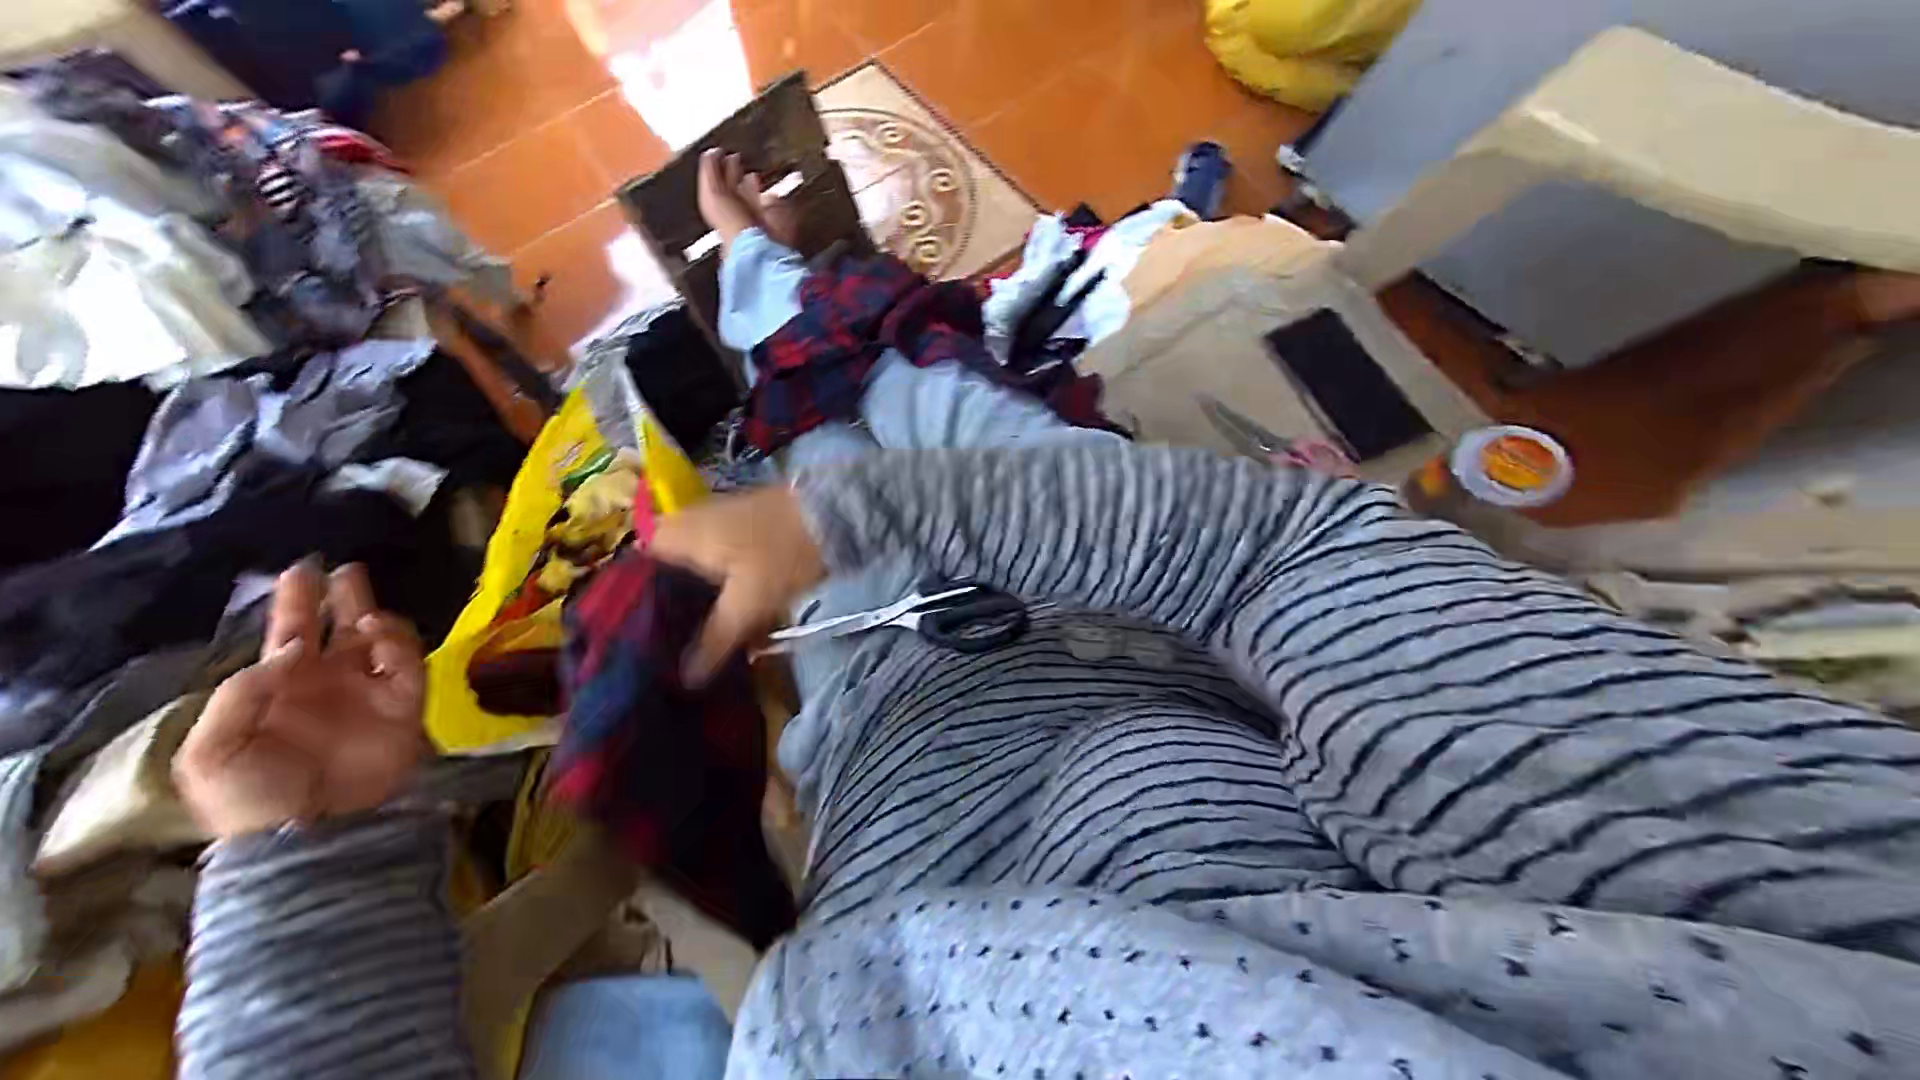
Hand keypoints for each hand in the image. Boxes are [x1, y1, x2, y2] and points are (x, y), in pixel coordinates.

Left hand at [175, 562, 428, 839]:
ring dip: (373, 619)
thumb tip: (287, 652)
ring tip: (364, 611)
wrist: (312, 829)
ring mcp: (370, 690)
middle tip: (347, 569)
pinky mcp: (405, 703)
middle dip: (344, 597)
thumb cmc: (252, 794)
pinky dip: (398, 645)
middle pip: (340, 628)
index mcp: (282, 686)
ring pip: (380, 639)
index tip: (303, 571)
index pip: (291, 634)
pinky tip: (381, 635)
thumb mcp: (211, 752)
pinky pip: (407, 664)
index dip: (297, 604)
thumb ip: (238, 697)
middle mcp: (330, 680)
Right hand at [649, 485, 826, 684]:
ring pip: (691, 568)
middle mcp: (688, 523)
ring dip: (694, 599)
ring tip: (690, 638)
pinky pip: (716, 561)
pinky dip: (717, 586)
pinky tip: (723, 613)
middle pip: (662, 571)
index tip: (634, 638)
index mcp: (676, 535)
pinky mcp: (743, 528)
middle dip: (666, 607)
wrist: (835, 514)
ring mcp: (717, 522)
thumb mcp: (747, 604)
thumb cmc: (782, 555)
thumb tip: (686, 679)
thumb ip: (715, 640)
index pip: (633, 568)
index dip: (632, 603)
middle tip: (662, 646)